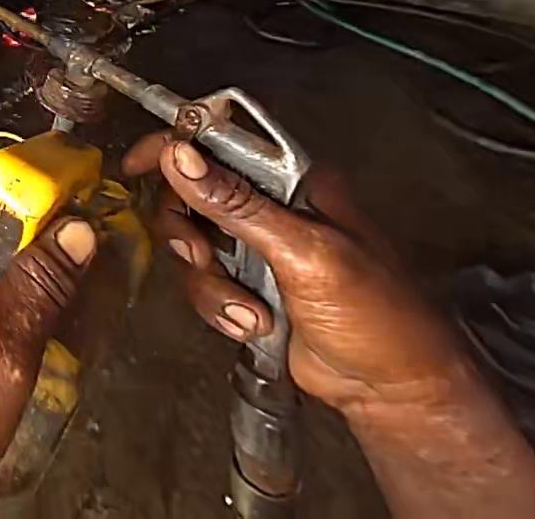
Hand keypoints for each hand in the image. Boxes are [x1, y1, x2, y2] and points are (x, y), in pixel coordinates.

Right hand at [121, 130, 469, 417]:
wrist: (396, 395)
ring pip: (187, 236)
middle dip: (185, 226)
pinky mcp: (241, 277)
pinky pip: (198, 277)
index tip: (138, 166)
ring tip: (245, 308)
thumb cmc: (377, 315)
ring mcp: (250, 240)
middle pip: (186, 189)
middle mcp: (264, 201)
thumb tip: (178, 155)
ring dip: (205, 277)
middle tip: (200, 254)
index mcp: (289, 177)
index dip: (174, 144)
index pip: (218, 139)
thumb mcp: (305, 252)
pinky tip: (251, 323)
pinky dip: (215, 302)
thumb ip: (237, 203)